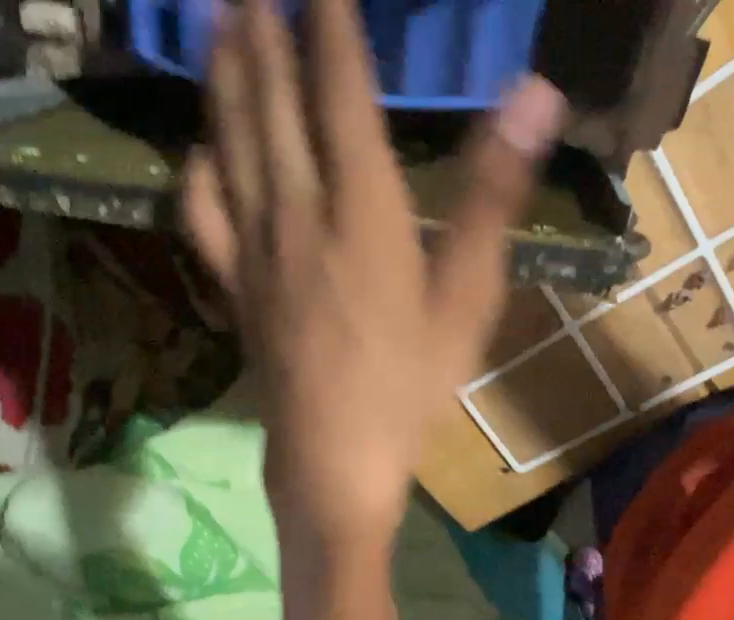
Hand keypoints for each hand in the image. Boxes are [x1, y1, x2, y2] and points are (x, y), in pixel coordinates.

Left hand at [184, 0, 564, 550]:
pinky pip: (202, 215)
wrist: (333, 461)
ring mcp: (256, 251)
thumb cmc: (410, 387)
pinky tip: (200, 147)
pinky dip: (199, 170)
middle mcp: (299, 215)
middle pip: (273, 106)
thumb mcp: (467, 299)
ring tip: (214, 22)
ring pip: (230, 146)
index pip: (341, 96)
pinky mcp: (234, 287)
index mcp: (363, 212)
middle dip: (262, 33)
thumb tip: (535, 93)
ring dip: (224, 78)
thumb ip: (490, 194)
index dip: (331, 29)